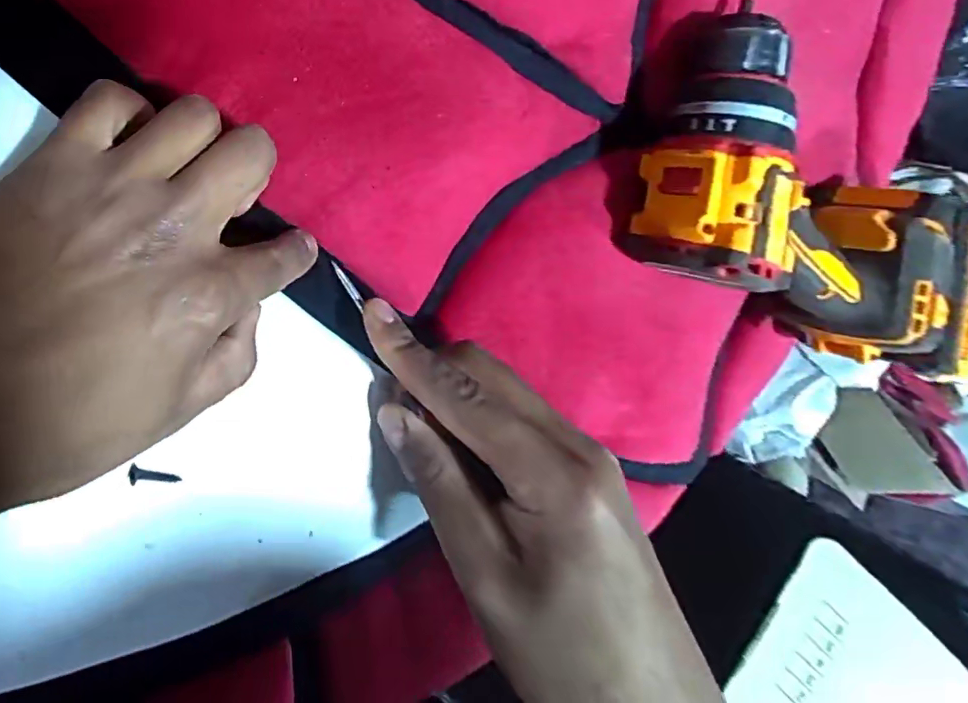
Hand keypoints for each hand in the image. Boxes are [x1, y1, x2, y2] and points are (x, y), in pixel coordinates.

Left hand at [0, 81, 317, 508]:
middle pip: (251, 152)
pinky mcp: (54, 164)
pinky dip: (128, 114)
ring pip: (193, 114)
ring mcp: (113, 185)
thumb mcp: (172, 415)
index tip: (289, 250)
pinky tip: (119, 147)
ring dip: (199, 140)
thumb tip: (249, 306)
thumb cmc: (62, 423)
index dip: (293, 253)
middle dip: (255, 171)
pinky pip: (108, 100)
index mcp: (205, 294)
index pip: (282, 256)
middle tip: (225, 201)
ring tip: (174, 168)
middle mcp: (173, 226)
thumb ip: (234, 358)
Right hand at [365, 301, 722, 702]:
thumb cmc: (562, 655)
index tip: (373, 312)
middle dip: (433, 369)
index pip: (467, 395)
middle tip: (387, 398)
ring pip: (508, 393)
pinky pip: (525, 419)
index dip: (412, 354)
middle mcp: (580, 445)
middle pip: (492, 376)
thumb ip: (440, 484)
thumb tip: (397, 411)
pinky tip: (462, 448)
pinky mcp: (593, 472)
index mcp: (556, 473)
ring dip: (456, 392)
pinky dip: (483, 416)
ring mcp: (592, 455)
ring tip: (417, 423)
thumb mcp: (486, 577)